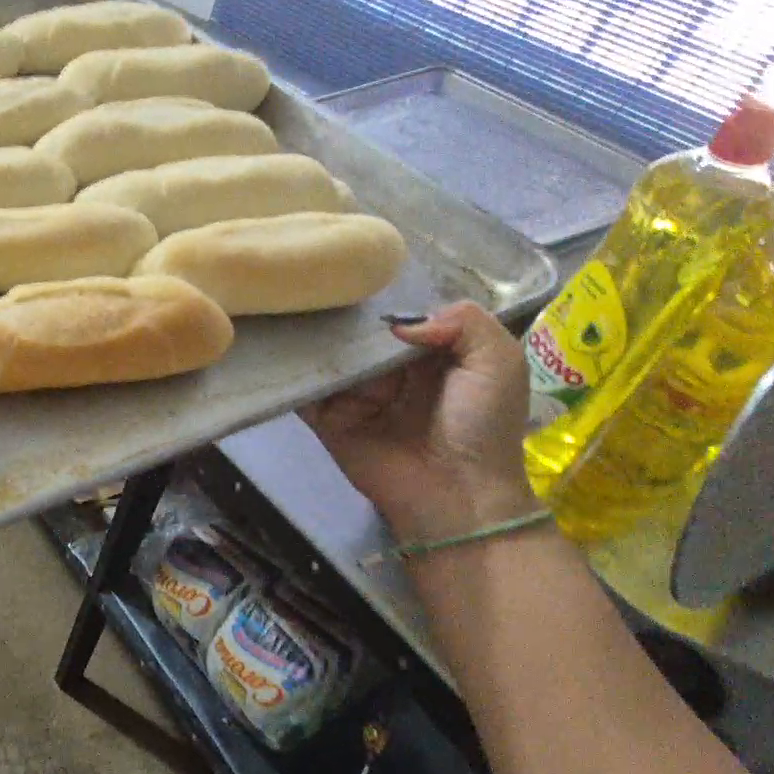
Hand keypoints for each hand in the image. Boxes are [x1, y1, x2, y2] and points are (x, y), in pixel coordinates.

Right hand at [302, 301, 539, 542]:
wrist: (453, 490)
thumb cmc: (481, 425)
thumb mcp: (499, 362)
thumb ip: (465, 322)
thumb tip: (397, 323)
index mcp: (432, 357)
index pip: (402, 320)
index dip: (385, 304)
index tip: (361, 282)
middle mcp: (389, 374)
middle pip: (359, 338)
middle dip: (342, 320)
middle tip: (319, 295)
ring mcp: (355, 397)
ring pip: (328, 361)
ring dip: (311, 343)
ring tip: (291, 315)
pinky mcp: (326, 420)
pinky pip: (304, 394)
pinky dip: (288, 377)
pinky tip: (275, 354)